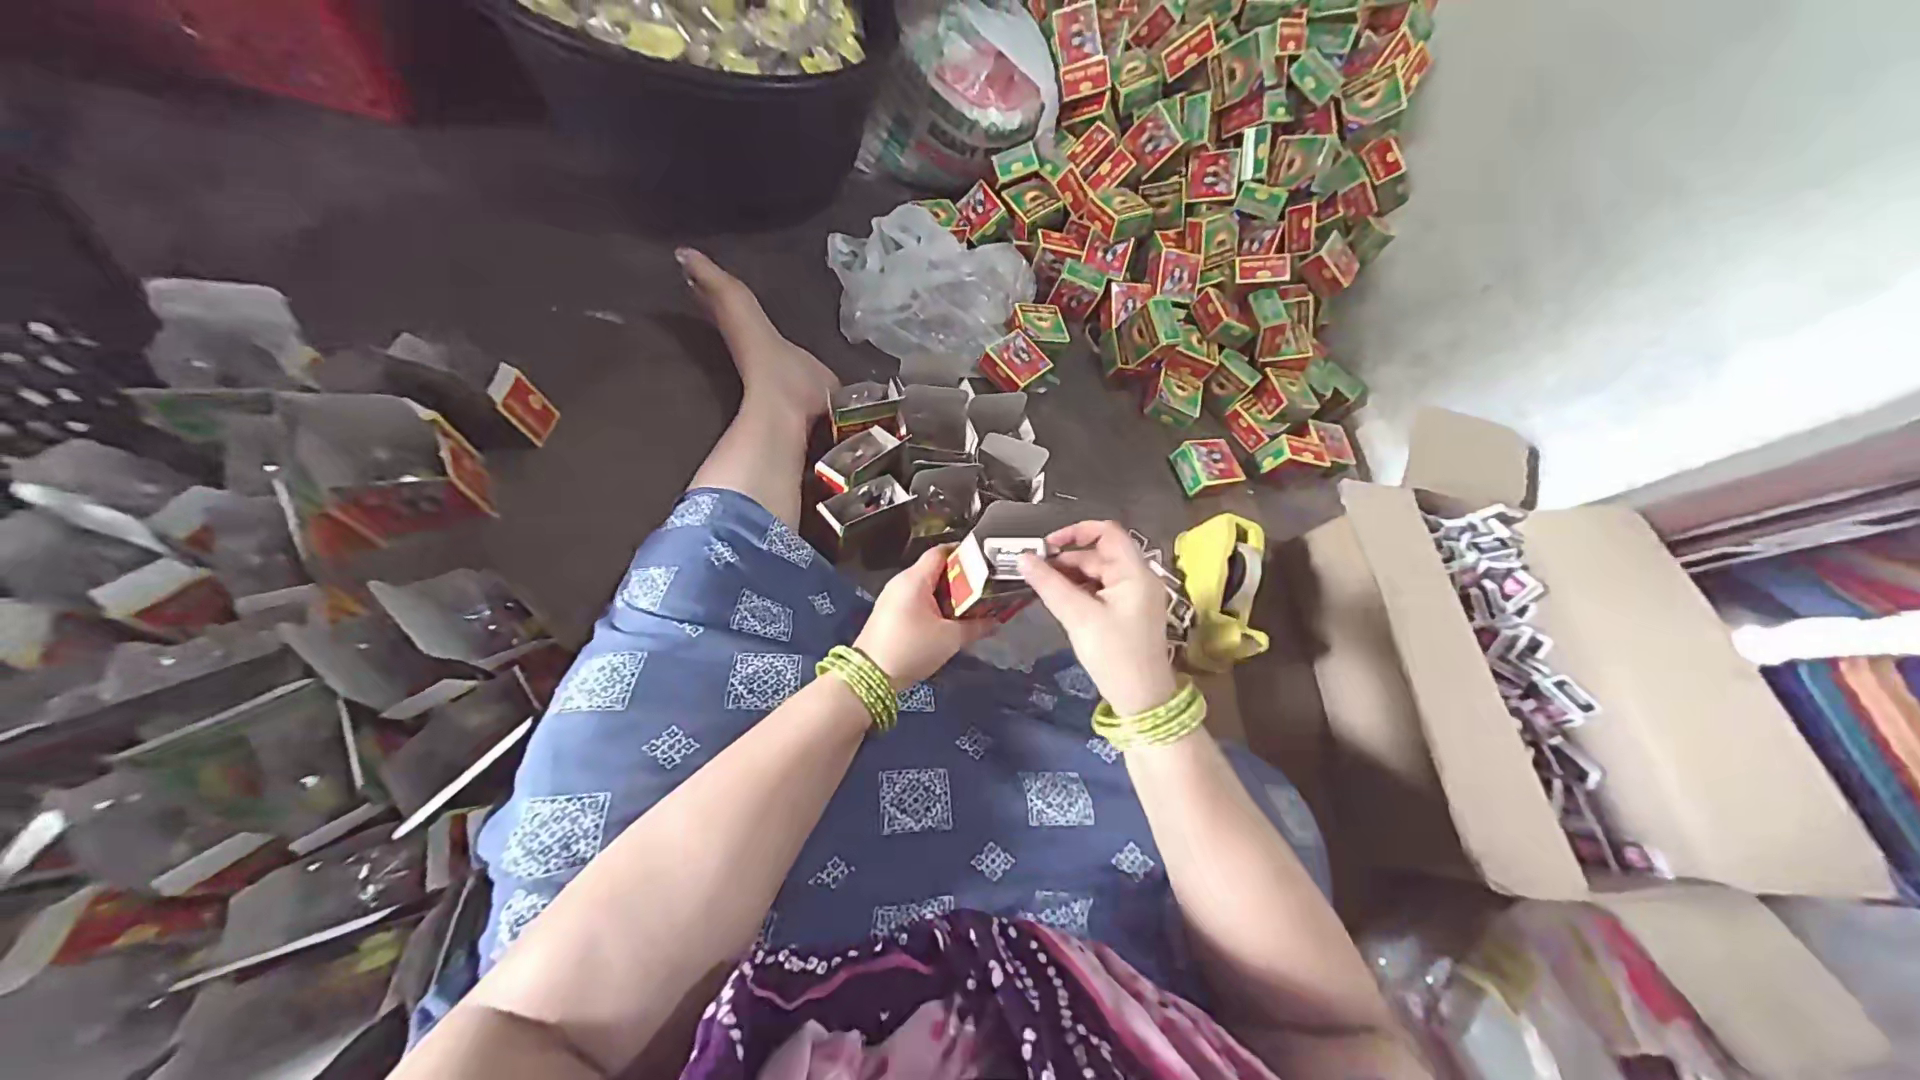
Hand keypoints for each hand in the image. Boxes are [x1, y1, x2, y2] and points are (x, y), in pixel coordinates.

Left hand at [854, 545, 993, 688]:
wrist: (871, 676)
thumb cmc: (912, 649)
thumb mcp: (950, 639)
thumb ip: (976, 626)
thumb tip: (996, 620)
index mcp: (915, 579)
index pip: (941, 551)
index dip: (963, 553)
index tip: (984, 562)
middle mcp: (902, 582)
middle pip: (935, 569)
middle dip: (960, 577)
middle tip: (984, 588)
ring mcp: (893, 597)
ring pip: (926, 586)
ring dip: (948, 593)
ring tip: (970, 605)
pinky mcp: (889, 612)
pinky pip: (916, 599)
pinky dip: (934, 604)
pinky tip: (948, 619)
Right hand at [1018, 520, 1179, 714]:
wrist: (1142, 699)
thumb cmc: (1114, 654)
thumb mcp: (1078, 617)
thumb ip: (1050, 584)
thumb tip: (1023, 558)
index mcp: (1134, 572)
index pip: (1107, 532)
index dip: (1076, 532)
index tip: (1047, 545)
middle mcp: (1138, 578)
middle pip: (1099, 554)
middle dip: (1067, 560)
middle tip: (1037, 573)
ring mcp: (1135, 595)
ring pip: (1098, 573)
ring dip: (1071, 576)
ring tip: (1045, 589)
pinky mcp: (1128, 611)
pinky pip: (1101, 590)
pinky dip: (1081, 590)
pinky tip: (1062, 602)